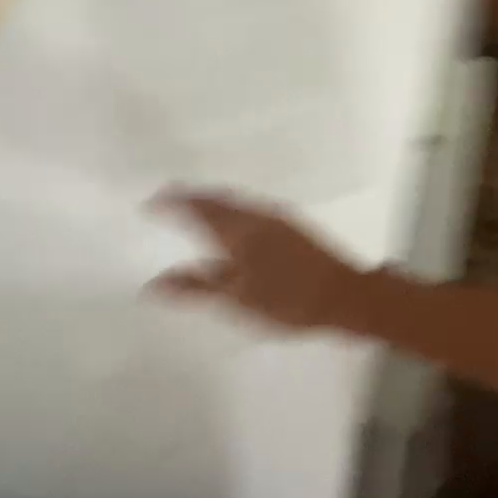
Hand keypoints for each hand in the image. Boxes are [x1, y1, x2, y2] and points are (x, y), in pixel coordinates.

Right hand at [144, 190, 370, 331]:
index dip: (173, 202)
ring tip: (196, 210)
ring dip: (215, 202)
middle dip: (193, 196)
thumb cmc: (288, 300)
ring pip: (238, 202)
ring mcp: (280, 219)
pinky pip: (253, 209)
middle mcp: (259, 216)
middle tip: (169, 198)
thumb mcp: (236, 300)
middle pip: (220, 198)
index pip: (200, 206)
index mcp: (240, 229)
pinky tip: (235, 227)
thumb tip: (153, 281)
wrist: (346, 295)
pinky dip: (234, 210)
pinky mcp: (295, 228)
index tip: (150, 202)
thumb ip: (196, 287)